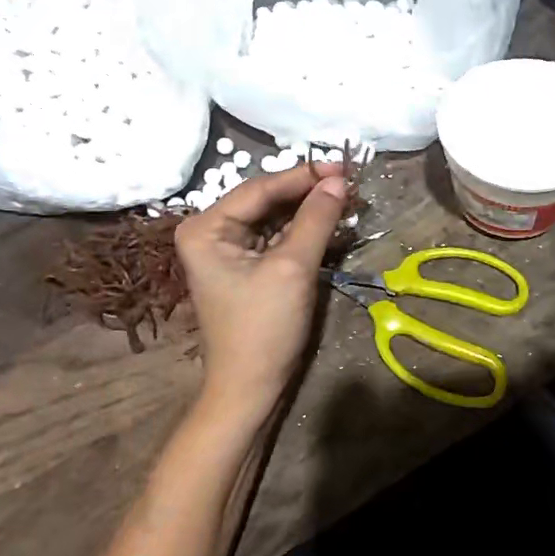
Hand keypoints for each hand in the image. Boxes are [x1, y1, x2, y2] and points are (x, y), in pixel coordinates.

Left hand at [174, 162, 347, 420]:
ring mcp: (225, 251)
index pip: (259, 188)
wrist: (250, 388)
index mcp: (205, 227)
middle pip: (265, 200)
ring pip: (273, 218)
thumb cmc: (264, 328)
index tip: (342, 167)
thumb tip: (339, 180)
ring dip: (308, 211)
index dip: (303, 176)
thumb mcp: (293, 268)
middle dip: (307, 193)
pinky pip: (275, 239)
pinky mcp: (244, 268)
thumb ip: (315, 219)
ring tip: (346, 200)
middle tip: (349, 183)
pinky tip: (330, 224)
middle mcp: (209, 232)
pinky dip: (302, 232)